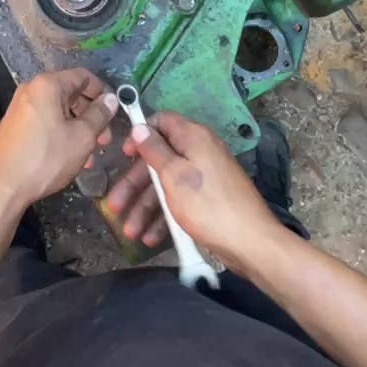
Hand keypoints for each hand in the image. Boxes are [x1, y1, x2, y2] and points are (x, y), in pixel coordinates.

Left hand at [0, 69, 118, 208]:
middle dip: (91, 114)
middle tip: (105, 139)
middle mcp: (31, 89)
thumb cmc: (46, 158)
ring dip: (78, 127)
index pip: (83, 76)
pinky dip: (61, 133)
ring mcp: (21, 107)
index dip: (102, 92)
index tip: (114, 113)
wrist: (2, 187)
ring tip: (90, 154)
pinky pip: (45, 121)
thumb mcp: (81, 137)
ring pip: (58, 110)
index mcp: (47, 85)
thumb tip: (111, 98)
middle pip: (70, 93)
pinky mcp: (15, 125)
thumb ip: (99, 115)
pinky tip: (70, 156)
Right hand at [103, 111, 285, 269]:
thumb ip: (154, 149)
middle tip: (115, 205)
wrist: (252, 244)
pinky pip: (180, 201)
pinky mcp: (209, 200)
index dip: (140, 134)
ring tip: (129, 231)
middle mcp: (200, 151)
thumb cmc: (208, 205)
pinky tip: (149, 237)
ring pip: (167, 184)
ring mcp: (205, 177)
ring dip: (146, 206)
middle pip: (159, 159)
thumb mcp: (174, 175)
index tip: (124, 154)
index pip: (162, 121)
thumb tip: (140, 126)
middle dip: (135, 184)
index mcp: (193, 137)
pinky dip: (165, 216)